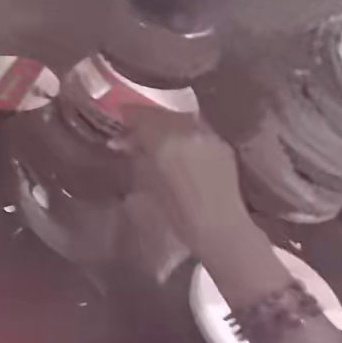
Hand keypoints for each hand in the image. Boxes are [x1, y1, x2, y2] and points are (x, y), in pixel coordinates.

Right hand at [122, 107, 249, 250]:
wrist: (220, 228)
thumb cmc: (179, 215)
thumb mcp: (149, 184)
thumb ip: (138, 155)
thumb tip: (121, 141)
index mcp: (166, 143)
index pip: (142, 116)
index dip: (128, 114)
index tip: (119, 117)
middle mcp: (188, 133)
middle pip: (162, 114)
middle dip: (146, 119)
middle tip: (134, 129)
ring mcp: (208, 136)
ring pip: (181, 118)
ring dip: (166, 123)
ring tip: (157, 137)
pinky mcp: (222, 144)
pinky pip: (198, 128)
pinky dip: (184, 132)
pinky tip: (180, 144)